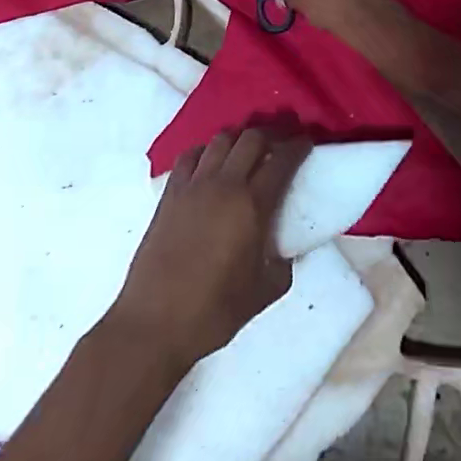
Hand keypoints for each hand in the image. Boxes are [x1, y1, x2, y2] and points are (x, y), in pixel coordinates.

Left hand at [104, 129, 308, 364]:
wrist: (153, 325)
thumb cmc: (215, 311)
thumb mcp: (267, 290)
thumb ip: (285, 261)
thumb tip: (287, 249)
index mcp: (253, 205)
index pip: (282, 159)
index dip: (298, 146)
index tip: (307, 143)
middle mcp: (223, 186)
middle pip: (251, 138)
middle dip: (272, 134)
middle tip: (282, 143)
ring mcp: (192, 188)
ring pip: (220, 140)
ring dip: (239, 139)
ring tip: (248, 151)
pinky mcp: (168, 197)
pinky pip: (189, 157)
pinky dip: (205, 151)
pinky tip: (211, 165)